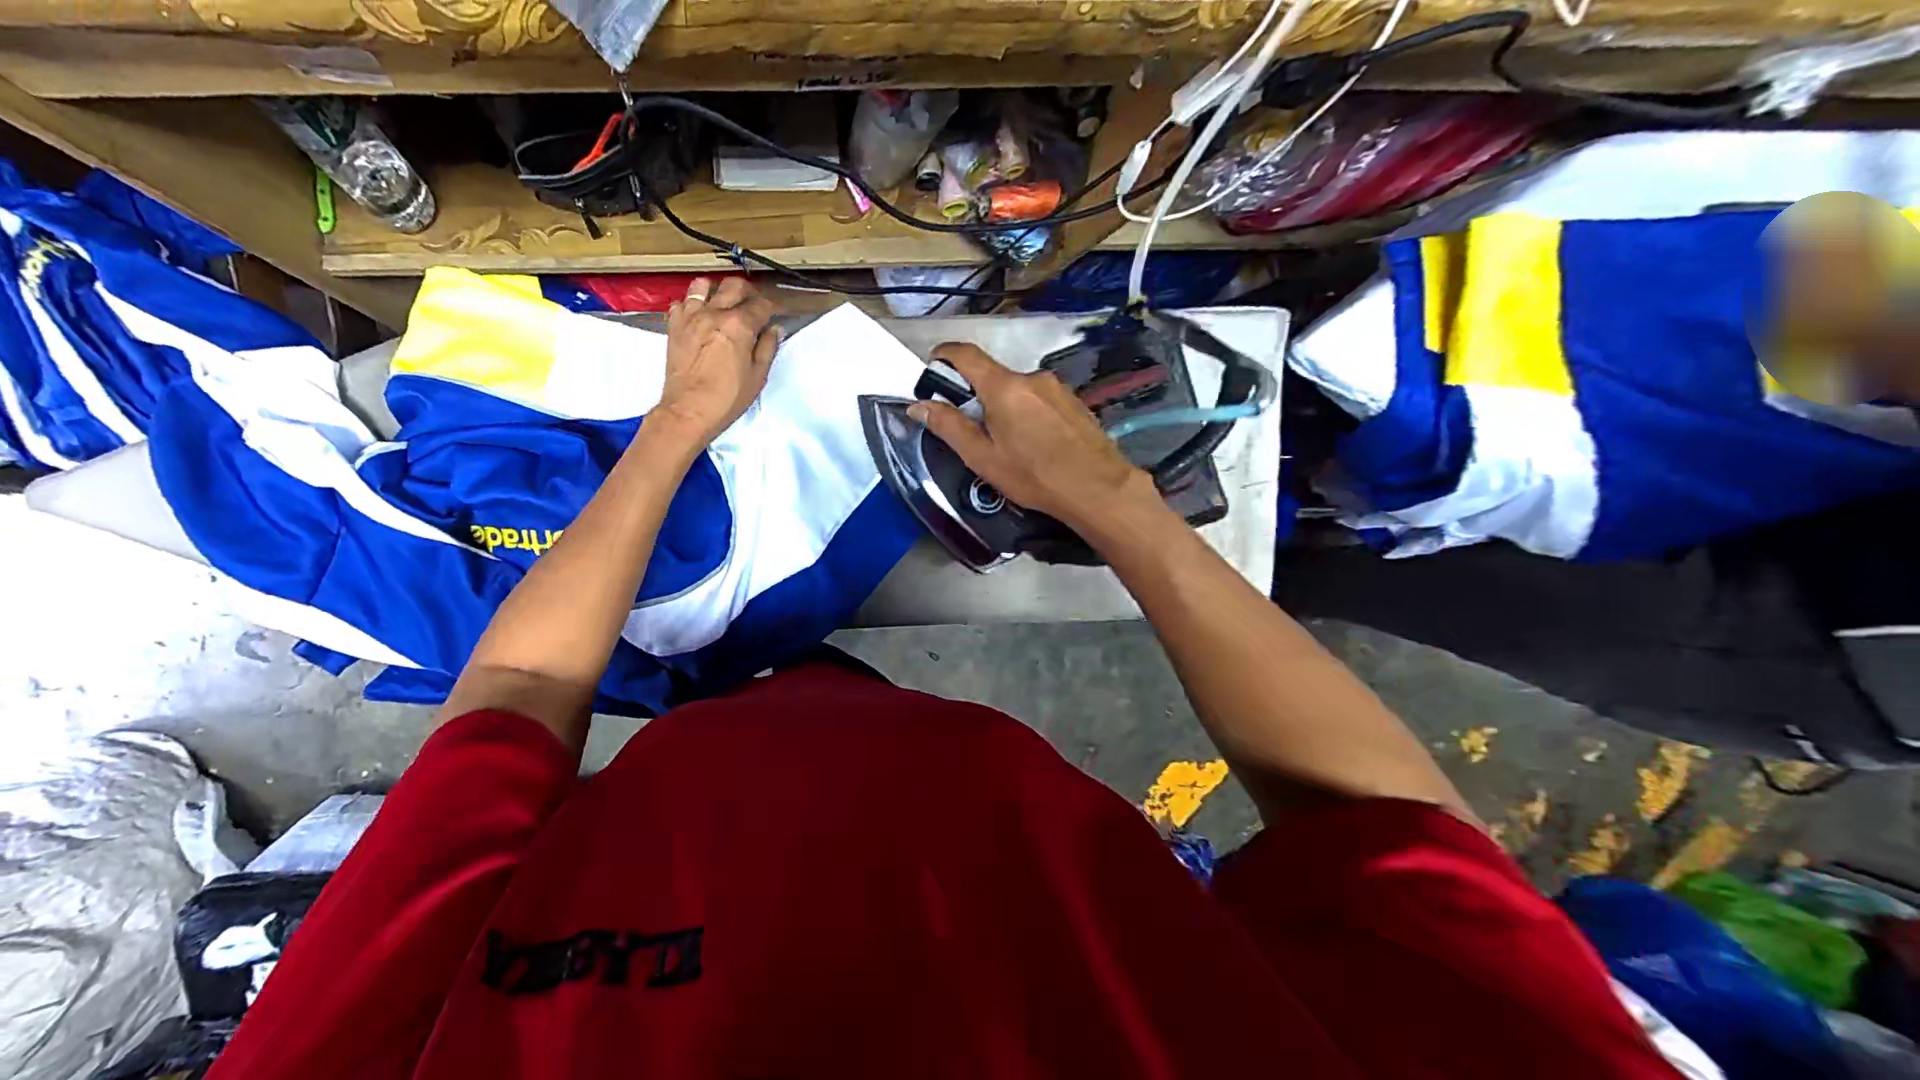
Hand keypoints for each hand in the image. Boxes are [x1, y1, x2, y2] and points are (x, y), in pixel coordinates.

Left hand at [656, 277, 780, 444]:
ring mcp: (691, 316)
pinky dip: (693, 303)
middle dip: (748, 293)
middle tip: (753, 306)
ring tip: (723, 304)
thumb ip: (768, 347)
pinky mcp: (674, 325)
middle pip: (734, 286)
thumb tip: (774, 329)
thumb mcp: (758, 376)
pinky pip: (683, 301)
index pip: (761, 304)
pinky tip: (700, 316)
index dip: (772, 308)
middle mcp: (714, 313)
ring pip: (704, 285)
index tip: (775, 315)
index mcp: (740, 325)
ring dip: (717, 291)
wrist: (689, 410)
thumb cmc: (727, 398)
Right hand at [909, 343, 1151, 531]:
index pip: (966, 354)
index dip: (944, 356)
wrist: (1098, 488)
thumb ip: (949, 427)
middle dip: (977, 395)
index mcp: (1004, 387)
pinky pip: (1040, 399)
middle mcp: (1031, 377)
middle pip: (993, 376)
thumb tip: (920, 406)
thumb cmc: (1034, 476)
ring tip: (1009, 444)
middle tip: (973, 429)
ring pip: (1018, 390)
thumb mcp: (982, 457)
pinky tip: (1036, 444)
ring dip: (1005, 407)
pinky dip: (1028, 413)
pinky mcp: (1074, 401)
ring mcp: (1057, 388)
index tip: (933, 368)